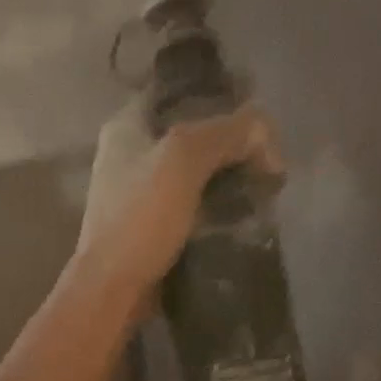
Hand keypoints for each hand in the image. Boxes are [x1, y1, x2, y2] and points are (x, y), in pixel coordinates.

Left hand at [75, 99, 279, 294]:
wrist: (111, 289)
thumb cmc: (140, 219)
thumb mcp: (183, 160)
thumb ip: (225, 132)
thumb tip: (263, 130)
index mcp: (127, 125)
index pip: (182, 91)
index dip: (224, 97)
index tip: (259, 119)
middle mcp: (130, 152)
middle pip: (194, 132)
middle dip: (234, 143)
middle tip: (268, 162)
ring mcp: (139, 191)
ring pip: (196, 170)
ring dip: (230, 177)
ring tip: (264, 189)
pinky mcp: (152, 225)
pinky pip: (193, 203)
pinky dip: (218, 206)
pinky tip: (244, 214)